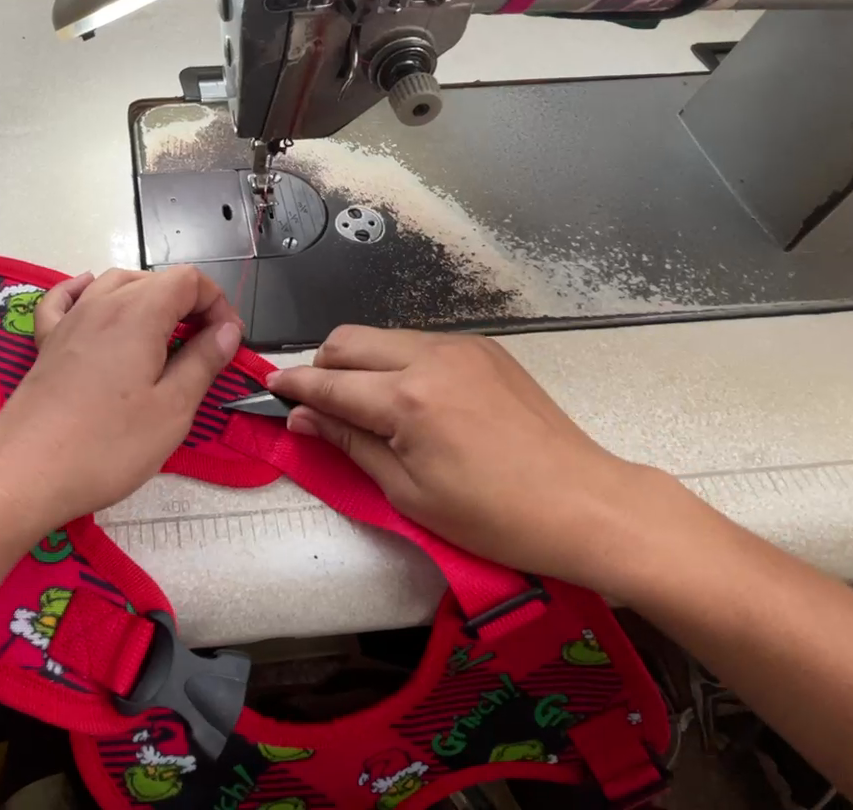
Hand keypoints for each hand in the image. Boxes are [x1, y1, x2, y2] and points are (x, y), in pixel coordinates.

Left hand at [0, 267, 242, 540]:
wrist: (25, 473)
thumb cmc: (107, 446)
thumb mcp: (172, 409)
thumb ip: (203, 362)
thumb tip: (227, 330)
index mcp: (140, 314)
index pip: (189, 280)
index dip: (217, 303)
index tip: (228, 341)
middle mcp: (102, 304)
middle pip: (154, 279)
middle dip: (189, 304)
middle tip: (205, 349)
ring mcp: (69, 321)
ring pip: (114, 284)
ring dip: (147, 299)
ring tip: (165, 335)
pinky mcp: (45, 343)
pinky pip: (66, 299)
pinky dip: (87, 291)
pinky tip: (92, 298)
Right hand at [267, 326, 688, 592]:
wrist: (586, 503)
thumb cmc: (492, 517)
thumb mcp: (407, 492)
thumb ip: (348, 443)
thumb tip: (301, 418)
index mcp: (406, 399)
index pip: (328, 383)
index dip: (292, 387)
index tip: (267, 389)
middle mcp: (429, 357)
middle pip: (347, 340)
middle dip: (321, 366)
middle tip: (316, 403)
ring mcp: (460, 346)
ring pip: (382, 336)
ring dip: (358, 361)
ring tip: (364, 403)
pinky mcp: (484, 348)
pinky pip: (419, 341)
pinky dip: (396, 361)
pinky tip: (410, 397)